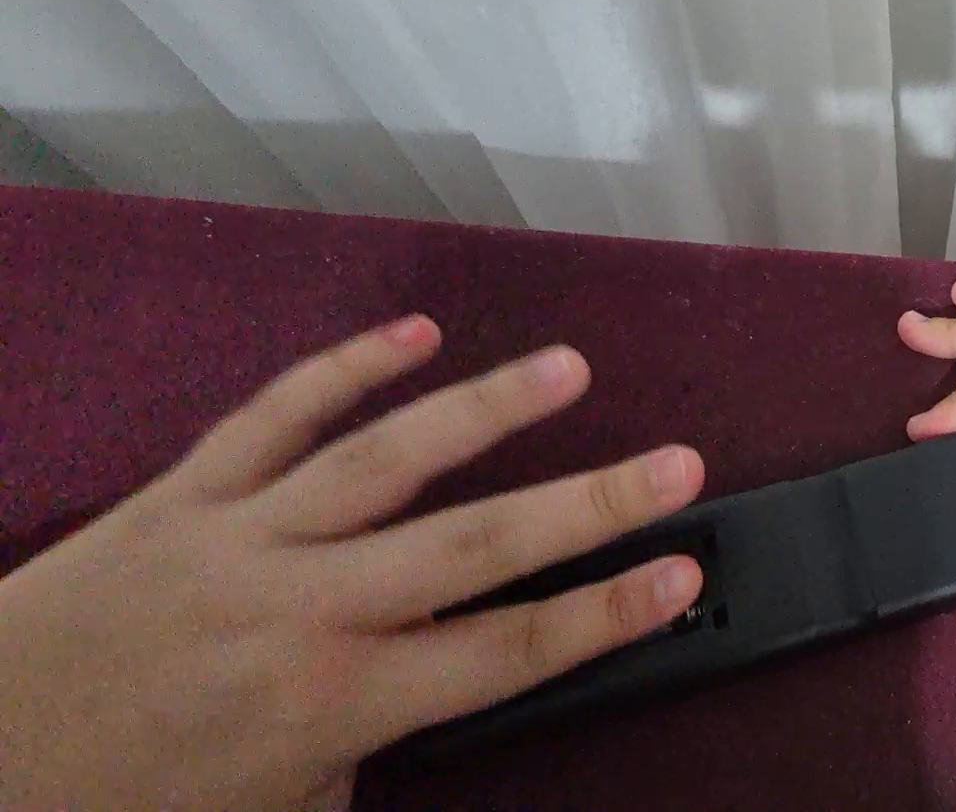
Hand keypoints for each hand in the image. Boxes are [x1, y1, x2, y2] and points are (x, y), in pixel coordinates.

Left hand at [0, 317, 704, 811]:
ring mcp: (238, 539)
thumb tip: (469, 669)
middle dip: (589, 504)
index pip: (506, 653)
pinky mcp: (181, 495)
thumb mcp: (286, 805)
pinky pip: (270, 417)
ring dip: (485, 408)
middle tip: (677, 464)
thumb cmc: (136, 806)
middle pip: (473, 546)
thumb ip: (384, 732)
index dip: (605, 614)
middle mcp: (298, 612)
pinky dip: (346, 369)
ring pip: (381, 460)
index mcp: (329, 702)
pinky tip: (419, 329)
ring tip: (570, 367)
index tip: (683, 575)